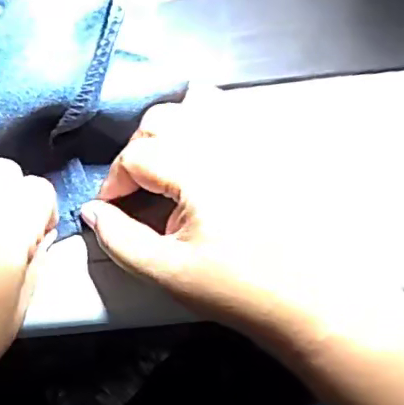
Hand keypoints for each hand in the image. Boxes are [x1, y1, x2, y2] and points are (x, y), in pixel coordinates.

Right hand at [81, 88, 402, 352]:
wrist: (308, 300)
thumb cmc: (243, 290)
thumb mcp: (167, 273)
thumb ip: (120, 240)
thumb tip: (95, 215)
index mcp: (198, 170)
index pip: (134, 154)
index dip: (112, 183)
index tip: (111, 209)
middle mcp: (229, 142)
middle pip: (161, 119)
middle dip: (138, 153)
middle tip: (137, 193)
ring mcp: (258, 140)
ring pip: (197, 104)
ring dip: (172, 132)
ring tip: (169, 173)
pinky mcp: (278, 148)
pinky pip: (235, 112)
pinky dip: (210, 127)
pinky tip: (208, 163)